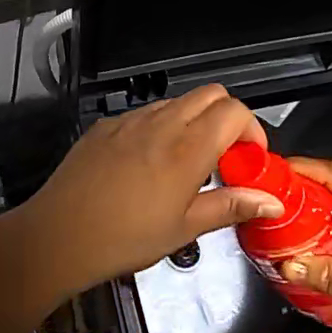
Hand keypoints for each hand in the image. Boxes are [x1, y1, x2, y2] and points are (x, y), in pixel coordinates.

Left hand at [9, 85, 280, 292]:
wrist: (60, 234)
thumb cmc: (126, 238)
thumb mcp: (184, 228)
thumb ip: (231, 206)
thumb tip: (271, 202)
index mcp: (188, 148)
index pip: (234, 110)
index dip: (252, 129)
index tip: (250, 158)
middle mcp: (161, 123)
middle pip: (210, 94)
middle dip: (227, 117)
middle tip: (224, 155)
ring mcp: (130, 120)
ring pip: (176, 101)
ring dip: (193, 120)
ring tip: (186, 162)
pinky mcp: (105, 125)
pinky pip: (143, 113)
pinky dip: (159, 126)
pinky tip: (148, 162)